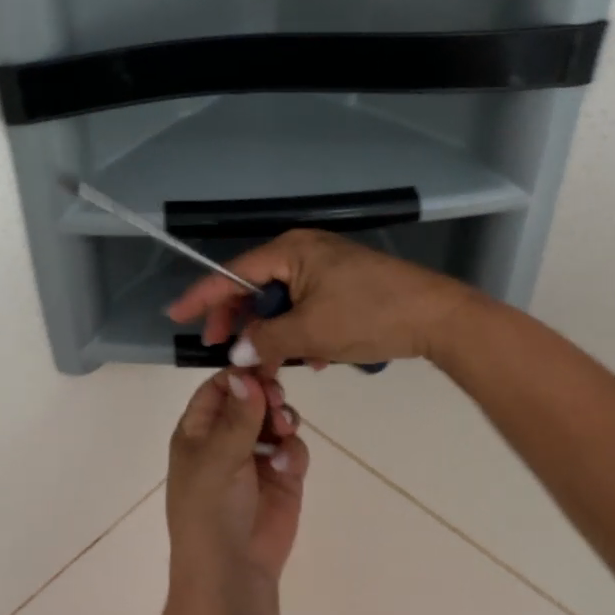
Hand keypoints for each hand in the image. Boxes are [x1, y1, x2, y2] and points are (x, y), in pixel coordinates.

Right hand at [166, 228, 498, 370]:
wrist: (439, 318)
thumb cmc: (370, 317)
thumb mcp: (311, 334)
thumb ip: (266, 341)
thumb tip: (237, 351)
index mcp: (291, 251)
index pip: (233, 272)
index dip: (203, 296)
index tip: (176, 315)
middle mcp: (304, 250)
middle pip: (255, 285)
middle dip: (241, 320)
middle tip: (223, 348)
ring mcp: (326, 265)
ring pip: (282, 299)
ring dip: (274, 332)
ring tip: (273, 364)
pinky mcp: (345, 282)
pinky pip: (307, 304)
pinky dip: (301, 330)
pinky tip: (313, 360)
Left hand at [166, 370, 309, 581]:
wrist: (233, 574)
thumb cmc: (210, 510)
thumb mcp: (217, 458)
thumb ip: (237, 415)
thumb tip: (245, 373)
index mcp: (197, 431)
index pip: (219, 388)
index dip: (241, 375)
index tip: (265, 365)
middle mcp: (226, 439)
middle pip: (252, 398)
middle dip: (268, 394)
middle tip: (278, 399)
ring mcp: (256, 458)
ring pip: (276, 418)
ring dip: (283, 418)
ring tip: (284, 430)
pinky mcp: (283, 478)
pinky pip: (293, 448)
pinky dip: (293, 452)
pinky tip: (286, 467)